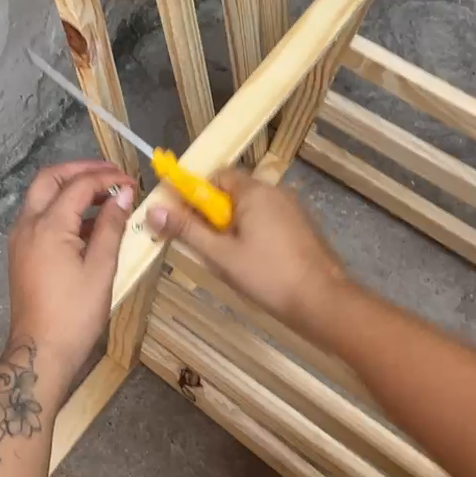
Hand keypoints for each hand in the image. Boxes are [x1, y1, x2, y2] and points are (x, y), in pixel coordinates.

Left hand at [6, 160, 135, 395]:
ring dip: (71, 191)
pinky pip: (41, 219)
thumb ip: (111, 226)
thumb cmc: (75, 313)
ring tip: (106, 199)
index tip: (132, 183)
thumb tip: (123, 195)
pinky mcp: (21, 254)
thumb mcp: (101, 268)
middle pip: (50, 180)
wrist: (40, 351)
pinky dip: (63, 212)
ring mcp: (20, 239)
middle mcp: (27, 225)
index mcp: (47, 225)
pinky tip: (90, 226)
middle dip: (80, 172)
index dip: (107, 179)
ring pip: (42, 198)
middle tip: (111, 176)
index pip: (78, 185)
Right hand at [148, 171, 352, 323]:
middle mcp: (276, 192)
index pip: (217, 176)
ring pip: (251, 210)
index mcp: (254, 191)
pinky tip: (253, 264)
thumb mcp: (219, 254)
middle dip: (214, 215)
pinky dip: (254, 235)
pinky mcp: (302, 228)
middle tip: (206, 246)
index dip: (196, 194)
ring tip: (228, 260)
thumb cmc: (267, 275)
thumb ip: (186, 230)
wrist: (322, 301)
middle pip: (233, 192)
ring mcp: (293, 209)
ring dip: (234, 228)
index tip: (185, 218)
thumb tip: (153, 211)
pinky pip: (269, 222)